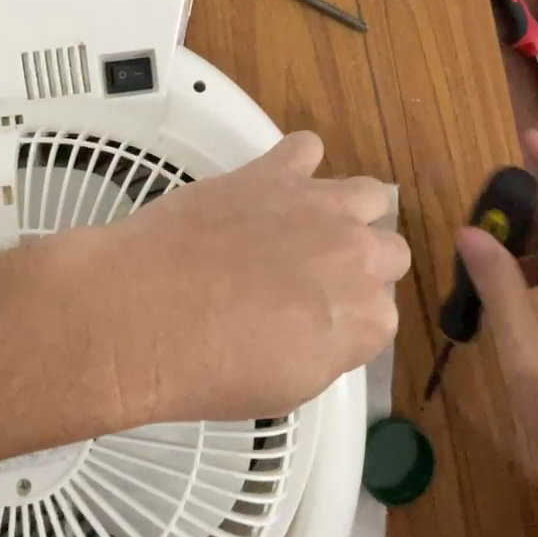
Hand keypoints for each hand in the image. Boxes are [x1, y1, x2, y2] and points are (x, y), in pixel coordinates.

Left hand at [92, 131, 409, 423]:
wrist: (147, 313)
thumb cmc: (212, 369)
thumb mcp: (287, 389)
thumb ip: (329, 348)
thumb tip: (328, 324)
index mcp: (367, 318)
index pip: (381, 314)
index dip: (349, 319)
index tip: (317, 324)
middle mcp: (358, 255)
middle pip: (389, 251)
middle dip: (360, 264)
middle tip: (314, 277)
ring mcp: (320, 206)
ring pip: (368, 193)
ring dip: (346, 210)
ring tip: (307, 226)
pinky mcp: (276, 172)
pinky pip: (307, 147)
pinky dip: (296, 162)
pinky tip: (273, 183)